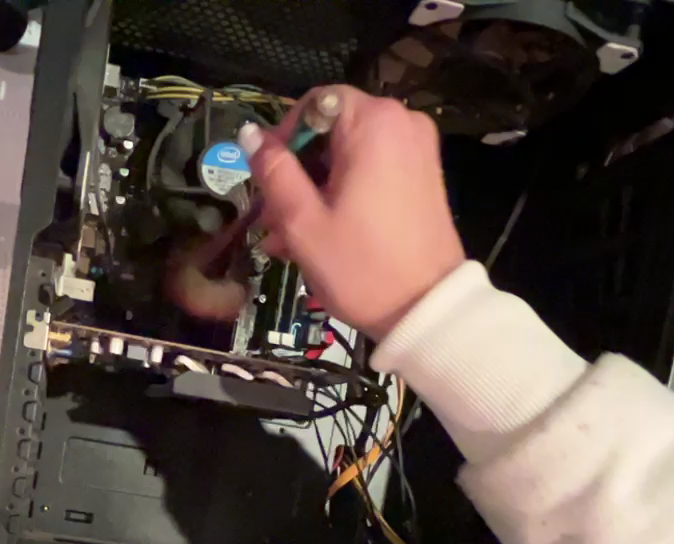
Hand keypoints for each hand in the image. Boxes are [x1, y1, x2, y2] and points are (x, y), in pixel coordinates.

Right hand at [240, 87, 466, 340]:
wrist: (424, 310)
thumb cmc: (358, 267)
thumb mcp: (302, 222)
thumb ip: (273, 172)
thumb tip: (249, 134)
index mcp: (372, 123)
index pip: (312, 104)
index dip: (281, 140)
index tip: (264, 183)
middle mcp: (401, 122)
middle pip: (330, 132)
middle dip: (296, 174)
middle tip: (272, 222)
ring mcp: (417, 150)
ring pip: (347, 157)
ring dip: (314, 191)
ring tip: (289, 239)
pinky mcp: (423, 177)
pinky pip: (370, 173)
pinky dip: (342, 195)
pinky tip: (322, 235)